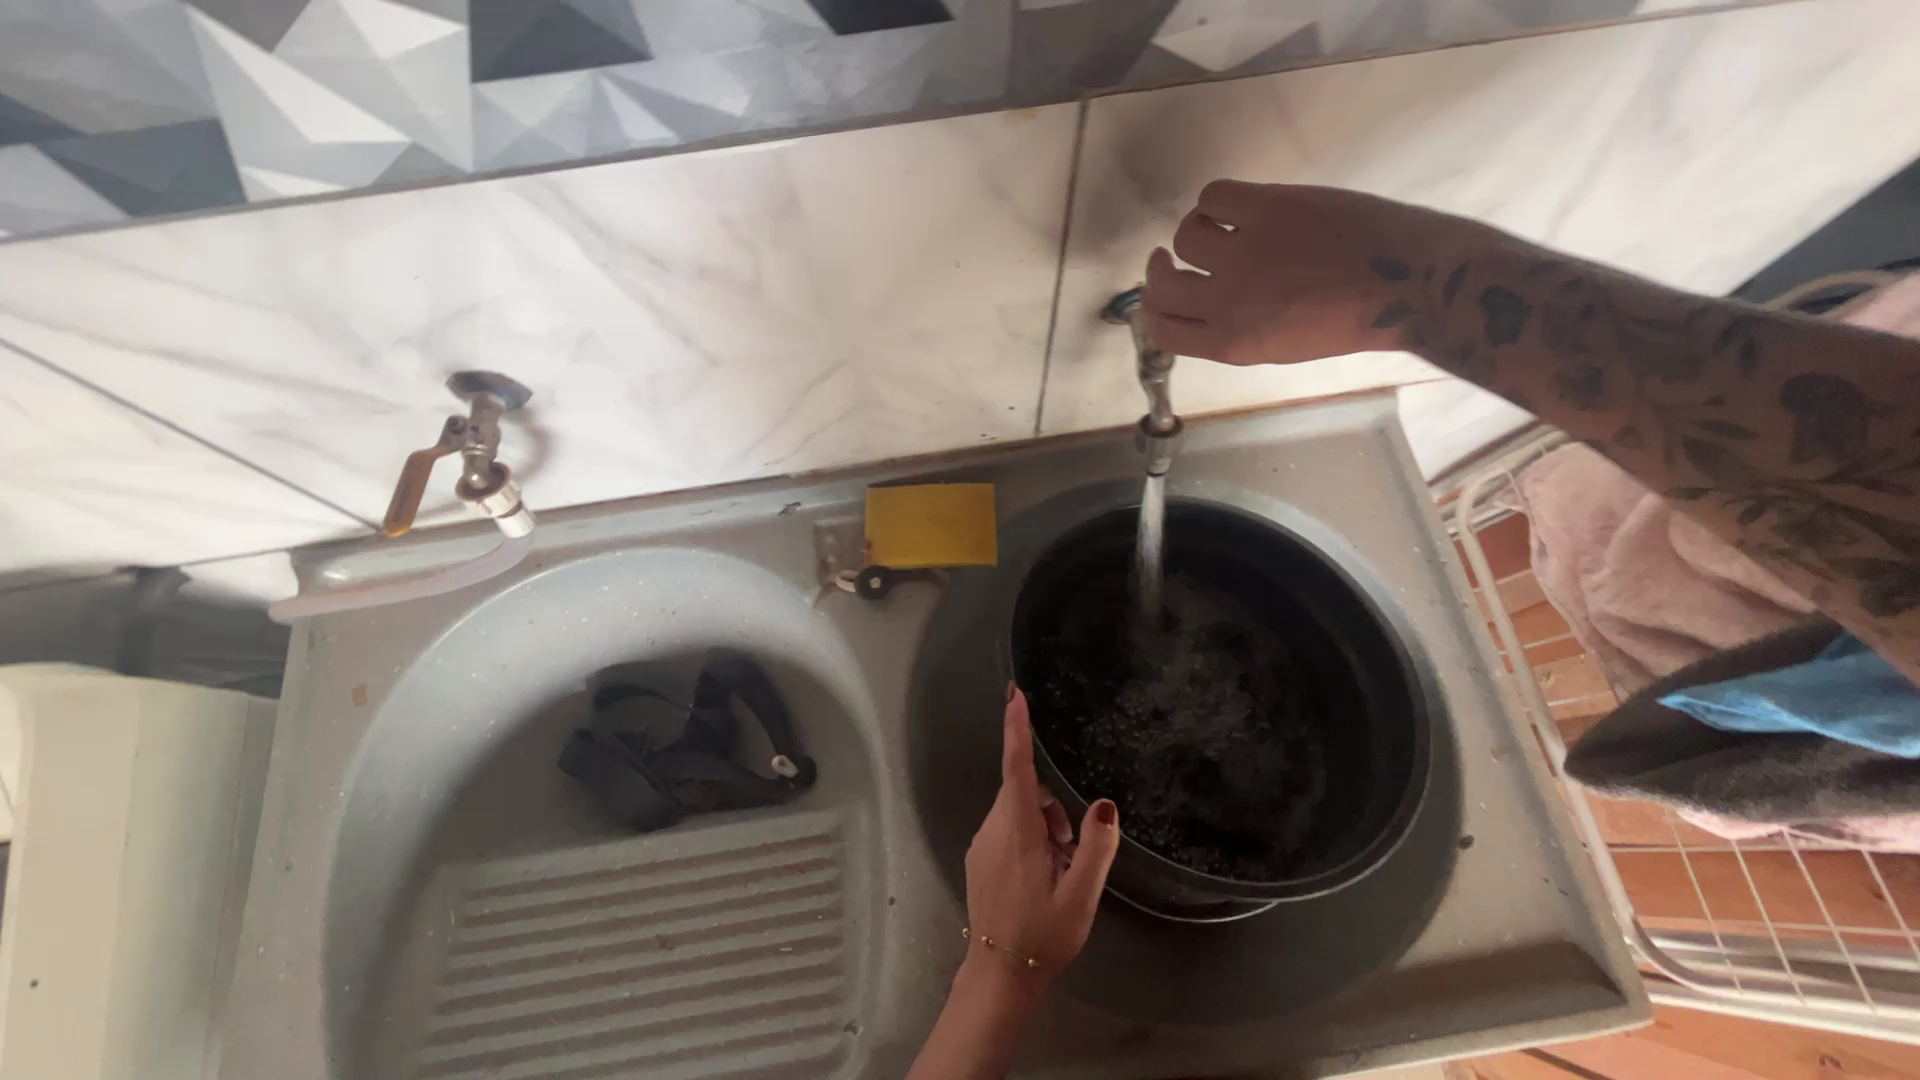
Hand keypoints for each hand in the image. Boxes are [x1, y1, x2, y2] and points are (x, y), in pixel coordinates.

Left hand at [962, 687, 1120, 986]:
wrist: (1000, 975)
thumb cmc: (1043, 934)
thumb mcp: (1081, 896)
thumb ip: (1096, 847)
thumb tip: (1106, 805)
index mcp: (1018, 832)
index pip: (1017, 768)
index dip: (1016, 729)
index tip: (1015, 695)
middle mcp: (993, 829)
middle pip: (1023, 790)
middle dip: (1051, 807)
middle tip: (1070, 850)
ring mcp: (981, 843)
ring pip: (1016, 810)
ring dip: (1042, 824)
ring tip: (1060, 869)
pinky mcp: (978, 857)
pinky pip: (1006, 827)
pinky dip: (1028, 836)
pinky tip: (1042, 874)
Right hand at [1142, 181, 1478, 365]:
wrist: (1408, 285)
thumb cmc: (1349, 321)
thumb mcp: (1279, 346)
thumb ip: (1233, 329)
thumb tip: (1204, 301)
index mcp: (1232, 344)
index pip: (1162, 329)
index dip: (1154, 310)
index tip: (1159, 294)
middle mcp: (1227, 302)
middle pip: (1162, 284)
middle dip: (1160, 270)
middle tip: (1169, 256)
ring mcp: (1244, 253)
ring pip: (1185, 235)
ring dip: (1196, 231)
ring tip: (1220, 227)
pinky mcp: (1266, 208)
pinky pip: (1214, 195)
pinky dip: (1217, 200)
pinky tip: (1238, 206)